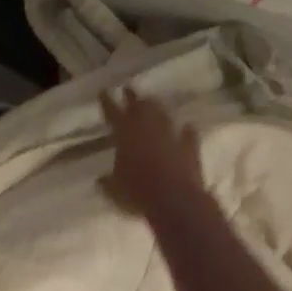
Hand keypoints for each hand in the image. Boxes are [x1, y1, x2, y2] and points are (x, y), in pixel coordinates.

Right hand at [98, 88, 205, 217]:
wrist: (175, 201)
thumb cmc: (138, 195)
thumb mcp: (114, 191)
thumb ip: (108, 182)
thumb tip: (101, 179)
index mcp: (125, 135)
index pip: (112, 112)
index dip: (107, 101)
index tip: (103, 90)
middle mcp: (148, 128)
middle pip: (140, 106)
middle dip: (133, 97)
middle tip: (129, 88)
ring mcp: (171, 135)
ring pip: (163, 114)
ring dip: (156, 108)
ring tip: (152, 102)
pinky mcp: (190, 147)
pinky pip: (187, 134)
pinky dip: (185, 130)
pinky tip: (186, 127)